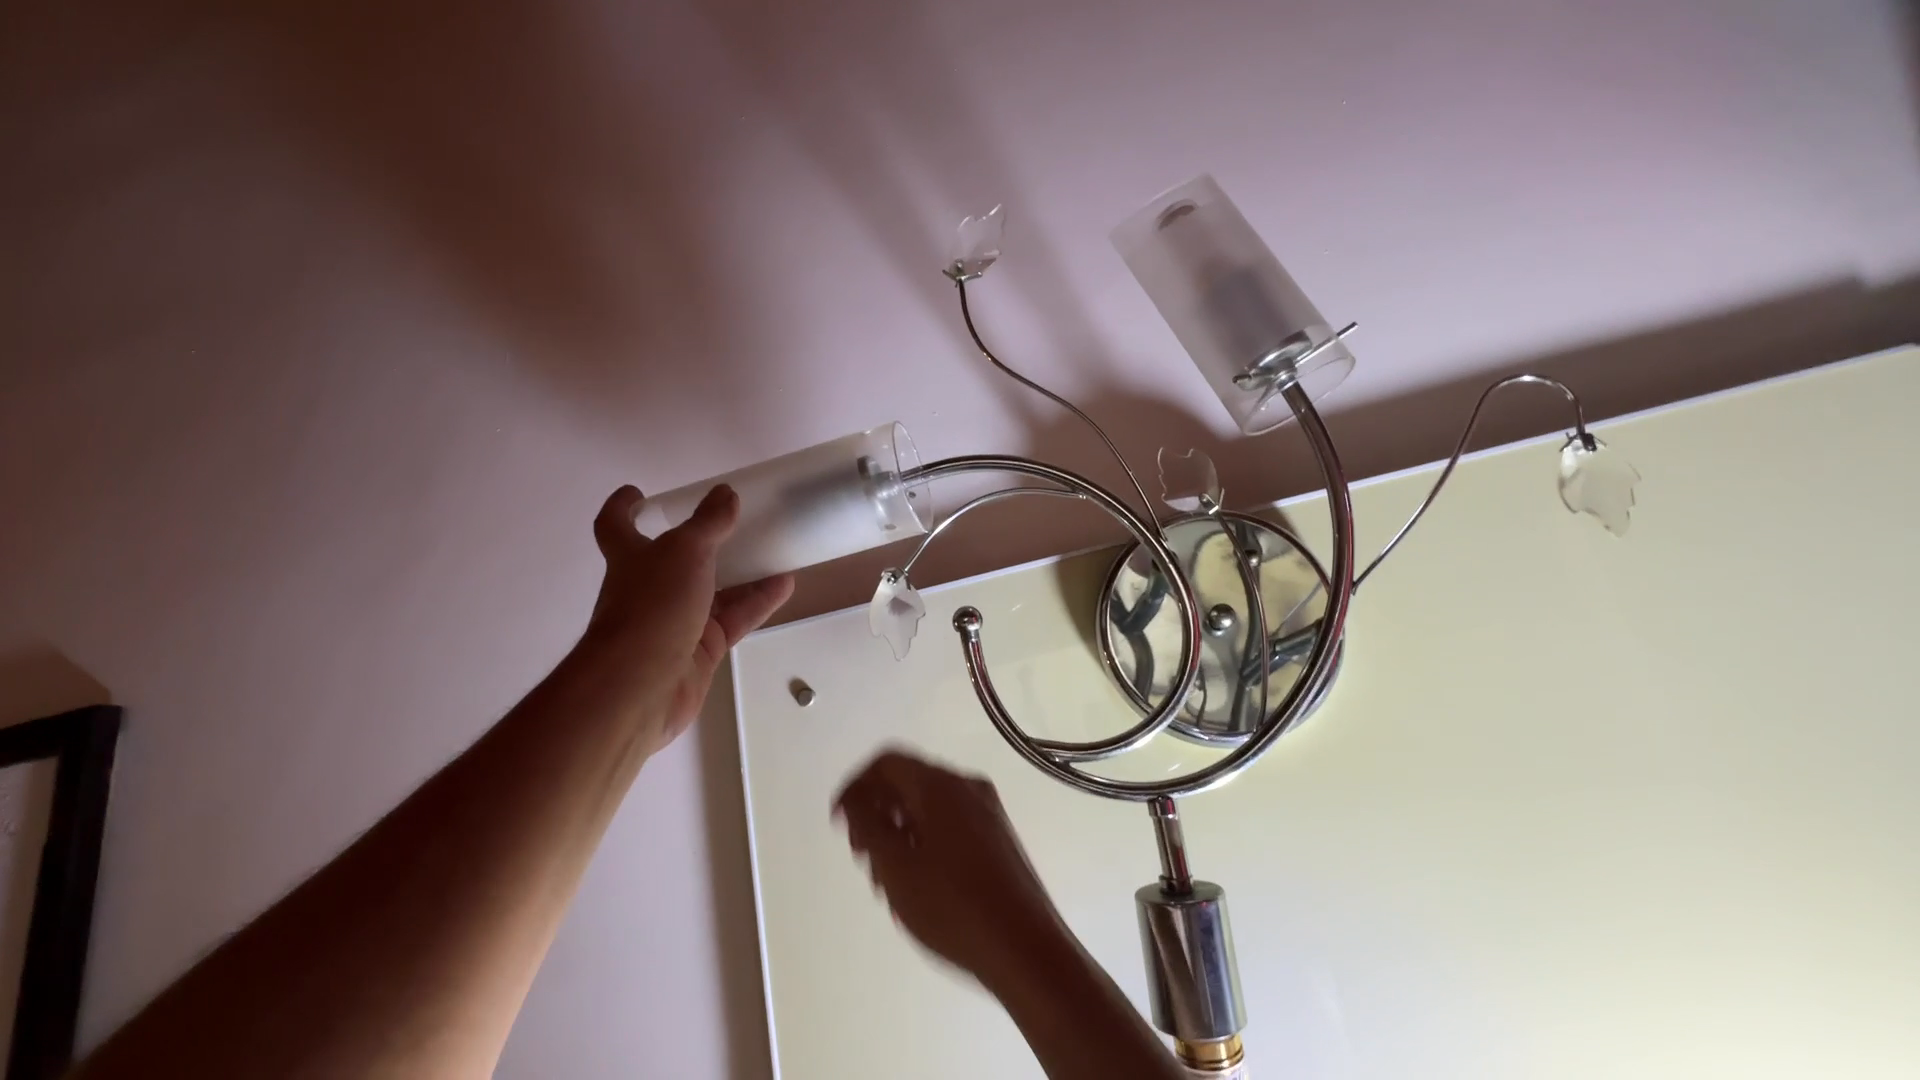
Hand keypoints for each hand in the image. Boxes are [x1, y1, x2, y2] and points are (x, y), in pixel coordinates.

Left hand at [587, 485, 792, 753]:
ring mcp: (674, 622)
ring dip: (739, 572)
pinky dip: (757, 602)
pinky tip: (785, 585)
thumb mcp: (684, 551)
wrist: (642, 685)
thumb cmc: (652, 607)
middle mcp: (648, 589)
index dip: (623, 508)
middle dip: (699, 544)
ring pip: (711, 591)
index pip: (616, 526)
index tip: (637, 494)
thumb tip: (727, 494)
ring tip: (771, 551)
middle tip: (729, 524)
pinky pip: (733, 619)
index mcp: (630, 558)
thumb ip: (709, 523)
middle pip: (673, 560)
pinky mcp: (699, 651)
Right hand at [834, 750, 1069, 988]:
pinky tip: (918, 888)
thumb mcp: (895, 867)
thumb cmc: (953, 907)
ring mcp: (988, 812)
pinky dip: (924, 844)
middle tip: (863, 858)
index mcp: (942, 785)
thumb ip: (867, 824)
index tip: (839, 825)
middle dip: (878, 815)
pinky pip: (950, 826)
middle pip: (909, 783)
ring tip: (888, 882)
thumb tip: (855, 799)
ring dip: (900, 835)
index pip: (887, 762)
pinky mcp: (999, 838)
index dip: (855, 787)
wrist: (1027, 949)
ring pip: (928, 808)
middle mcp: (968, 788)